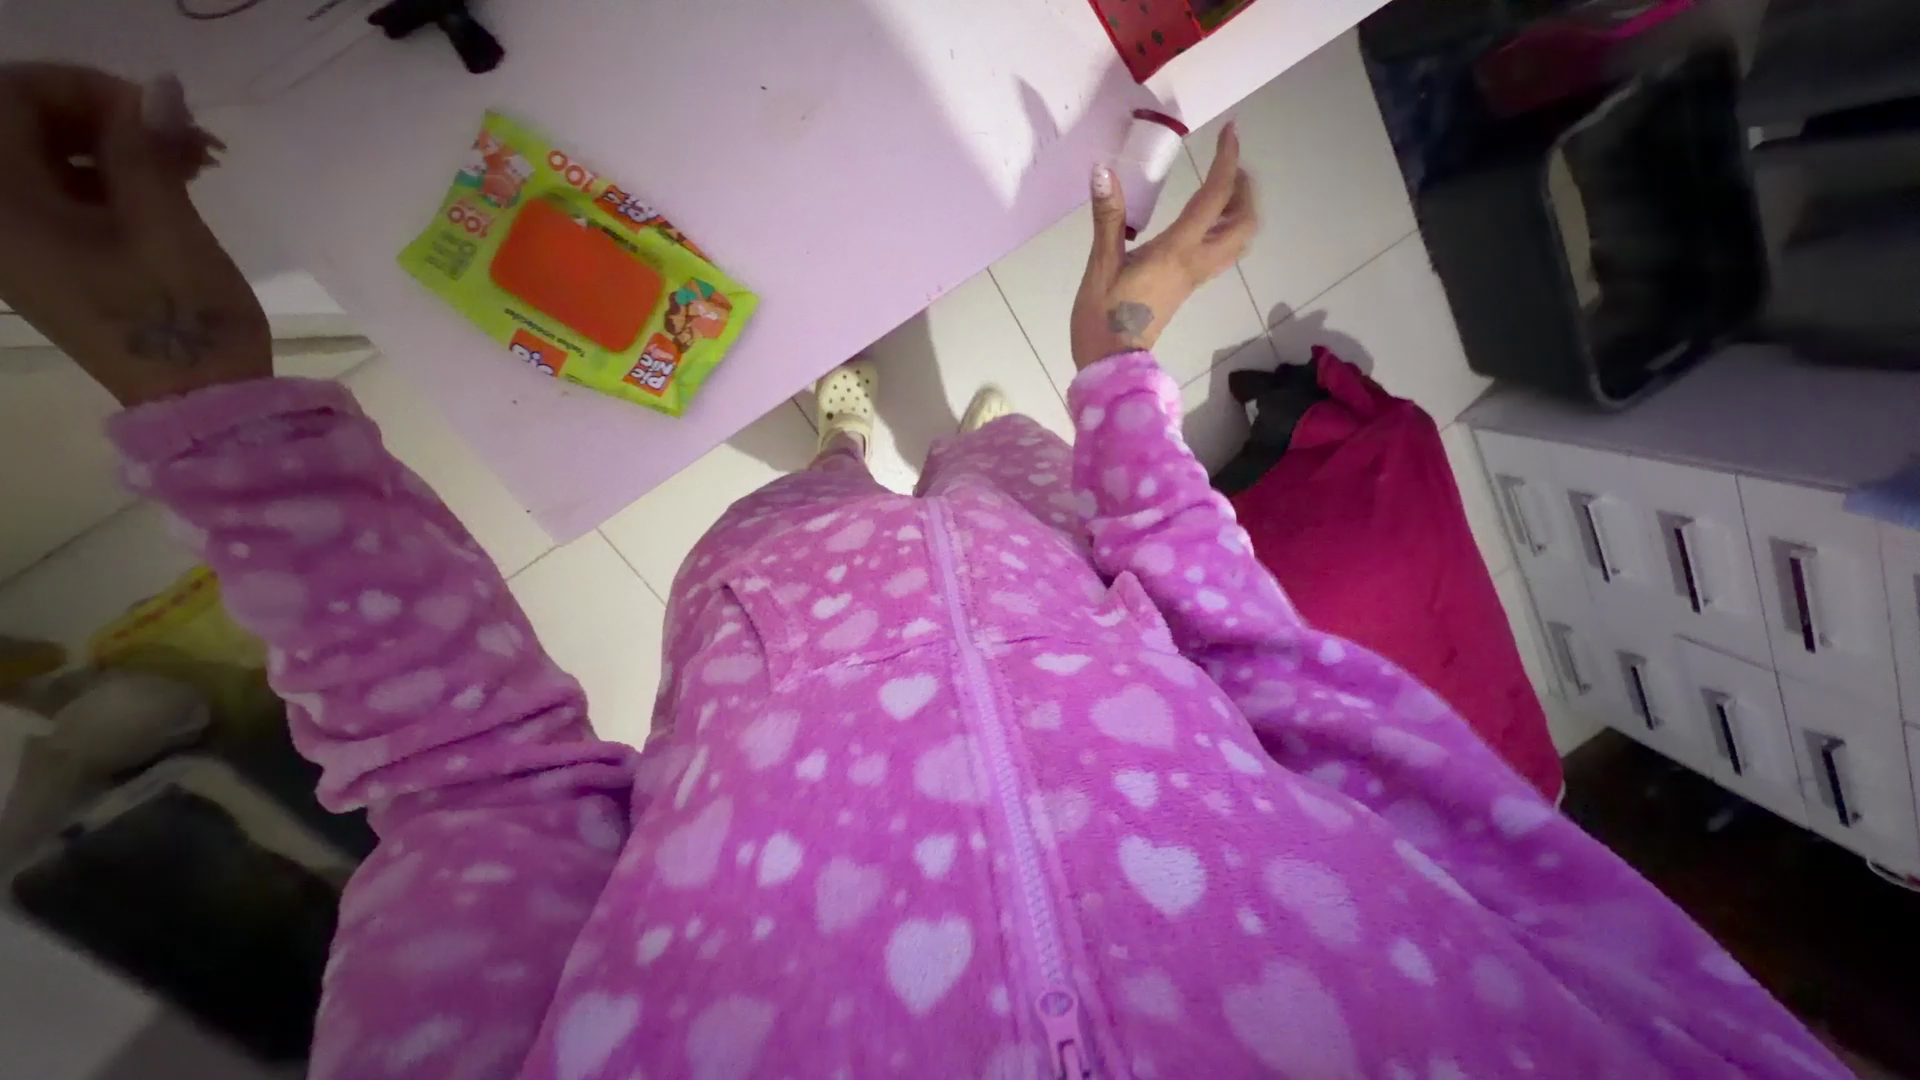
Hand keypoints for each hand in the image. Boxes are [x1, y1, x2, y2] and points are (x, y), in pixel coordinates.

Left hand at [0, 64, 269, 406]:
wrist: (203, 404)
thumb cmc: (185, 323)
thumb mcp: (171, 232)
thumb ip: (148, 152)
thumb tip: (157, 88)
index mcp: (1, 203)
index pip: (6, 98)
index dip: (86, 88)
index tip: (166, 111)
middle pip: (20, 123)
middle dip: (106, 115)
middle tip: (191, 137)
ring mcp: (20, 238)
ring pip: (48, 154)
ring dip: (118, 145)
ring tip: (196, 164)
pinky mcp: (53, 256)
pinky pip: (64, 191)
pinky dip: (116, 177)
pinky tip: (172, 188)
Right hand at [1071, 123, 1257, 369]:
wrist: (1111, 365)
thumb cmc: (1102, 319)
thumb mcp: (1099, 266)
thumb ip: (1107, 218)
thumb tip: (1103, 171)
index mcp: (1176, 251)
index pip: (1214, 198)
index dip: (1226, 161)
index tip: (1230, 132)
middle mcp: (1195, 262)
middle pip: (1244, 222)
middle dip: (1244, 189)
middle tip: (1226, 168)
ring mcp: (1194, 278)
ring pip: (1237, 241)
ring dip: (1239, 211)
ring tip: (1219, 191)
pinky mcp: (1186, 289)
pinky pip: (1220, 254)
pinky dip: (1223, 230)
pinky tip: (1201, 223)